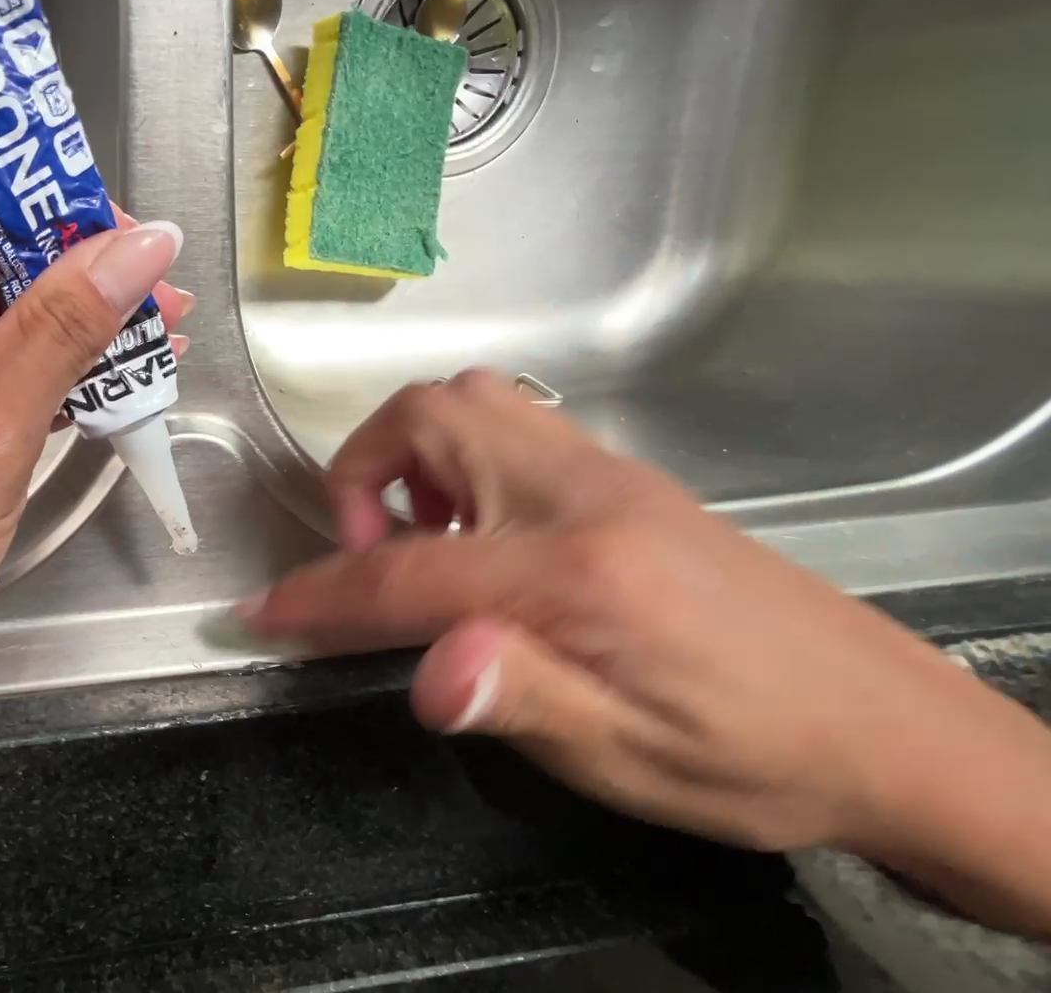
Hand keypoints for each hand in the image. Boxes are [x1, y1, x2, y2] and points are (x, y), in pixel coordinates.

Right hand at [242, 372, 1050, 893]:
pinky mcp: (622, 476)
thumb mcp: (626, 756)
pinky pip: (509, 423)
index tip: (262, 613)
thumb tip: (429, 670)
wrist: (893, 731)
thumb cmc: (750, 756)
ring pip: (470, 400)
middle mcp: (584, 494)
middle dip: (361, 471)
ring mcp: (607, 472)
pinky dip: (457, 460)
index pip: (406, 570)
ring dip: (412, 455)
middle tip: (369, 550)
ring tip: (421, 535)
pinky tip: (478, 533)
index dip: (319, 594)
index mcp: (577, 573)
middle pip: (430, 417)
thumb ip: (516, 698)